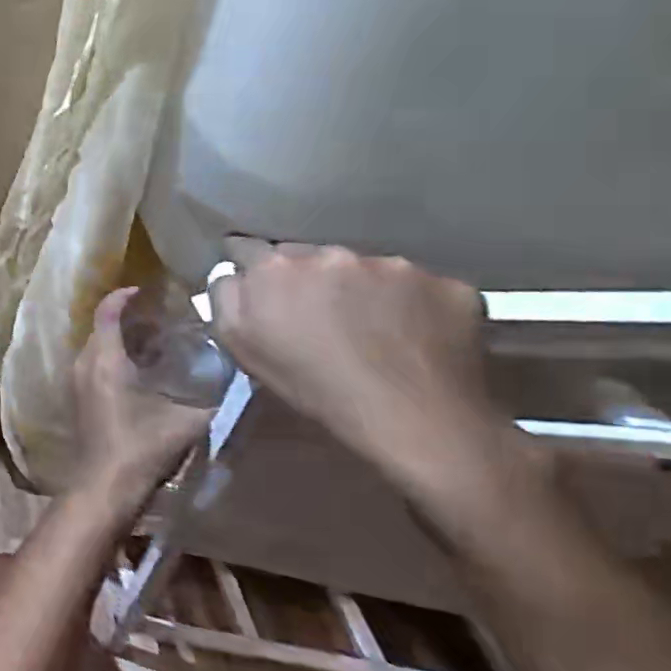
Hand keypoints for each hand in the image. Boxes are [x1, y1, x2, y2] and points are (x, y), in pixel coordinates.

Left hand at [70, 287, 216, 507]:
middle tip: (161, 319)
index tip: (145, 290)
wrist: (103, 487)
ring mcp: (77, 381)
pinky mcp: (79, 397)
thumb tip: (242, 381)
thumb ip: (214, 401)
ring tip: (156, 342)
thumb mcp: (184, 423)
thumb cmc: (140, 449)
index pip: (106, 312)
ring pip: (97, 345)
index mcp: (104, 360)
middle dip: (127, 318)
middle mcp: (84, 363)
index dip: (122, 296)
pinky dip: (113, 356)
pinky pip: (94, 363)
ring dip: (120, 338)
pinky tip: (141, 371)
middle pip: (101, 326)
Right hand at [206, 239, 501, 481]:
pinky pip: (418, 286)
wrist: (415, 423)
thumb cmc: (316, 389)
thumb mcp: (241, 347)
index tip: (261, 290)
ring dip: (360, 289)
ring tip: (372, 329)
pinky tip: (415, 336)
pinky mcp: (444, 282)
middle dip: (307, 278)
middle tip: (318, 316)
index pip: (247, 247)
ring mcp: (392, 264)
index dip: (251, 268)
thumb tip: (233, 274)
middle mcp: (330, 252)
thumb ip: (226, 297)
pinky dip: (413, 305)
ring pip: (363, 267)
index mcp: (275, 266)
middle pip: (307, 254)